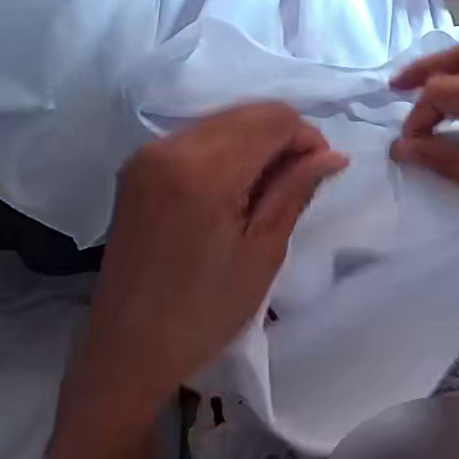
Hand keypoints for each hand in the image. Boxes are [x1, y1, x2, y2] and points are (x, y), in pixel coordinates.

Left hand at [84, 103, 348, 403]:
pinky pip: (193, 138)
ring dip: (253, 141)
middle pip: (245, 113)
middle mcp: (170, 148)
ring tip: (266, 188)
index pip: (271, 119)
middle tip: (298, 180)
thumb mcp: (262, 252)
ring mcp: (146, 155)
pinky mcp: (135, 167)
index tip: (321, 170)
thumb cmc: (204, 311)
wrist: (128, 346)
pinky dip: (223, 150)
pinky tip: (232, 187)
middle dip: (282, 136)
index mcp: (204, 171)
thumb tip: (331, 154)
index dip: (306, 136)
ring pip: (219, 121)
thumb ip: (295, 190)